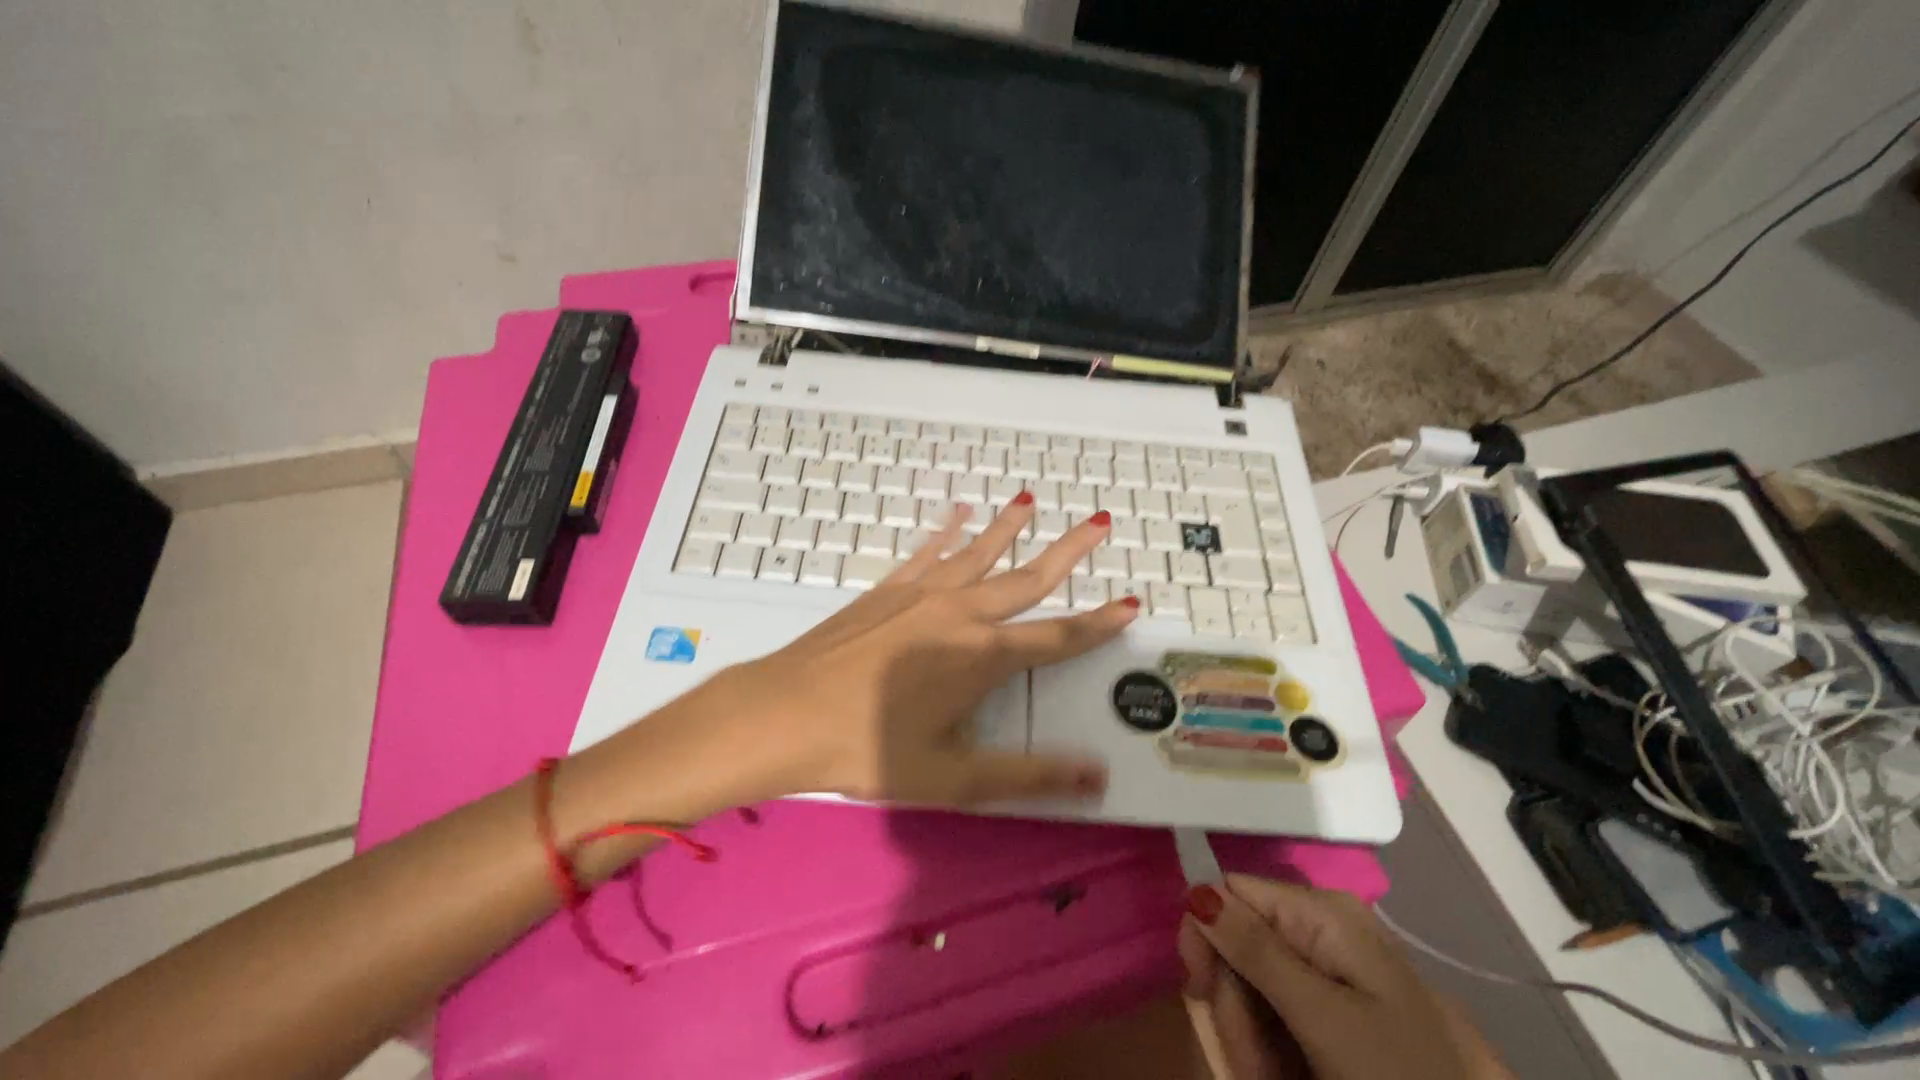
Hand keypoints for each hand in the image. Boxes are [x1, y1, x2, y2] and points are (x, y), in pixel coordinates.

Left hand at [644, 497, 1136, 808]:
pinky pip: (926, 552)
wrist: (783, 714)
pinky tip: (956, 514)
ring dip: (1007, 528)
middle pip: (1025, 579)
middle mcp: (960, 614)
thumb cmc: (868, 751)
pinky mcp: (886, 592)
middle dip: (1067, 553)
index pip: (1057, 637)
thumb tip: (1096, 777)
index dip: (1098, 623)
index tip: (1131, 603)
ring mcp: (920, 596)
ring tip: (1030, 500)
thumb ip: (1027, 775)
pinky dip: (946, 532)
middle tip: (1099, 523)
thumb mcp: (953, 776)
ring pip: (978, 554)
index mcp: (983, 658)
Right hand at [1178, 876, 1510, 1079]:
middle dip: (1233, 1004)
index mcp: (1323, 914)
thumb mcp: (1323, 1016)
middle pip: (1235, 942)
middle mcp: (1319, 929)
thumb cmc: (1394, 1071)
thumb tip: (1196, 889)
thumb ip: (1257, 952)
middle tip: (1254, 1061)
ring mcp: (1324, 969)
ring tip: (1273, 1075)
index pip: (1230, 893)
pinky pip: (1270, 1011)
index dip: (1206, 937)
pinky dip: (1266, 1048)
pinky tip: (1281, 1074)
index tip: (1200, 991)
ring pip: (1246, 984)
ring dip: (1247, 1036)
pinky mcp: (1326, 1006)